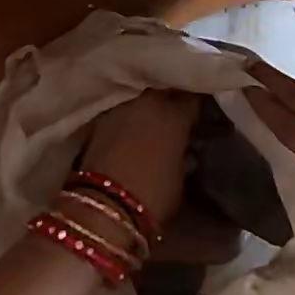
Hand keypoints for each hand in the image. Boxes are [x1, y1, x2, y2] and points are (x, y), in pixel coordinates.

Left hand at [78, 90, 201, 222]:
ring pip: (140, 97)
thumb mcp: (180, 176)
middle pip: (164, 92)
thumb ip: (181, 152)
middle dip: (169, 100)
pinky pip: (121, 109)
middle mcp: (150, 101)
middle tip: (171, 116)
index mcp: (175, 115)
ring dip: (145, 107)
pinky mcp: (101, 116)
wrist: (107, 202)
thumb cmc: (154, 195)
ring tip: (147, 121)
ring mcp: (123, 105)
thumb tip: (180, 146)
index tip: (194, 117)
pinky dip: (126, 116)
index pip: (191, 100)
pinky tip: (127, 128)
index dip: (193, 108)